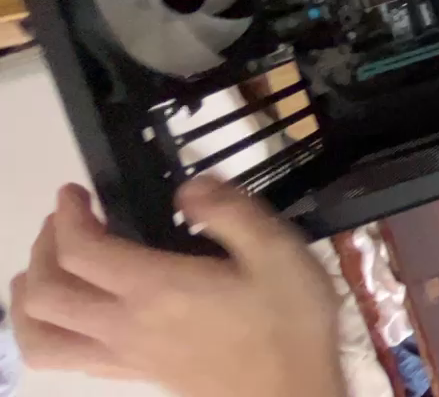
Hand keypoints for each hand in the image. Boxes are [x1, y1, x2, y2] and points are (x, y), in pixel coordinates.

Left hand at [8, 179, 344, 396]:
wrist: (284, 385)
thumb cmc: (287, 313)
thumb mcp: (278, 250)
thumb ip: (233, 214)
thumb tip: (191, 186)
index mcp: (156, 287)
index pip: (84, 252)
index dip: (69, 217)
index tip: (75, 191)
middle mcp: (121, 322)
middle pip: (45, 292)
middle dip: (43, 250)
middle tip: (65, 220)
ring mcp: (119, 353)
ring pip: (35, 333)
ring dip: (24, 298)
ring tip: (38, 272)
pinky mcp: (128, 371)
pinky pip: (58, 356)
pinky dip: (41, 332)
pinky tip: (67, 320)